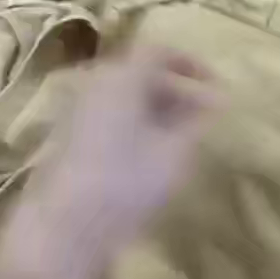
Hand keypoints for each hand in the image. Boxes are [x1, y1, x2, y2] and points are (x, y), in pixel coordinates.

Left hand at [3, 48, 214, 278]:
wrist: (63, 227)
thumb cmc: (126, 183)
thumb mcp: (173, 152)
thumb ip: (197, 121)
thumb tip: (215, 99)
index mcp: (120, 78)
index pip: (156, 51)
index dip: (189, 63)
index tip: (214, 85)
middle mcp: (94, 85)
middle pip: (138, 73)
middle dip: (175, 89)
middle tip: (204, 116)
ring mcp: (77, 111)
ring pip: (123, 97)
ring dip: (155, 109)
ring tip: (182, 138)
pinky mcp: (69, 138)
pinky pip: (109, 116)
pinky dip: (135, 124)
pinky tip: (150, 154)